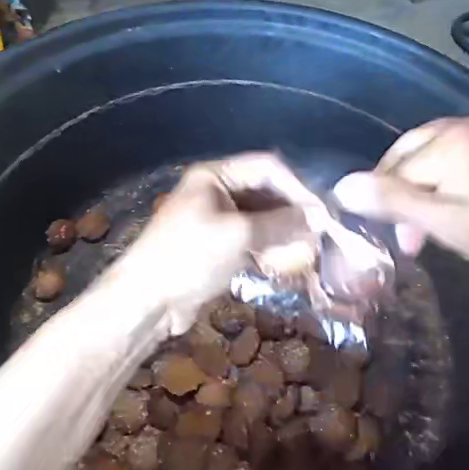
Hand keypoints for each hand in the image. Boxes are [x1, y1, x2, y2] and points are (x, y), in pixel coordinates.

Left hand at [101, 154, 319, 338]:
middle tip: (319, 233)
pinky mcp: (215, 248)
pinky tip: (285, 264)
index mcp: (214, 175)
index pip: (267, 168)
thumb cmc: (188, 257)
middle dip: (292, 211)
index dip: (298, 187)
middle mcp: (215, 192)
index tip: (322, 213)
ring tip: (308, 250)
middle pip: (265, 192)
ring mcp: (214, 220)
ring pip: (260, 218)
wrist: (146, 301)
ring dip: (283, 232)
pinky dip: (269, 249)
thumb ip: (281, 224)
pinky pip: (250, 240)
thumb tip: (319, 218)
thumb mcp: (238, 235)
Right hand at [332, 112, 468, 294]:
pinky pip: (463, 151)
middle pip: (411, 153)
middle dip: (405, 194)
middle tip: (414, 239)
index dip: (389, 208)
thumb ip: (393, 203)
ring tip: (436, 225)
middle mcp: (468, 122)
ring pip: (436, 152)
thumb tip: (339, 186)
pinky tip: (463, 204)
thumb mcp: (450, 225)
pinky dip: (452, 176)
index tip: (405, 246)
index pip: (393, 169)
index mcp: (450, 140)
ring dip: (426, 187)